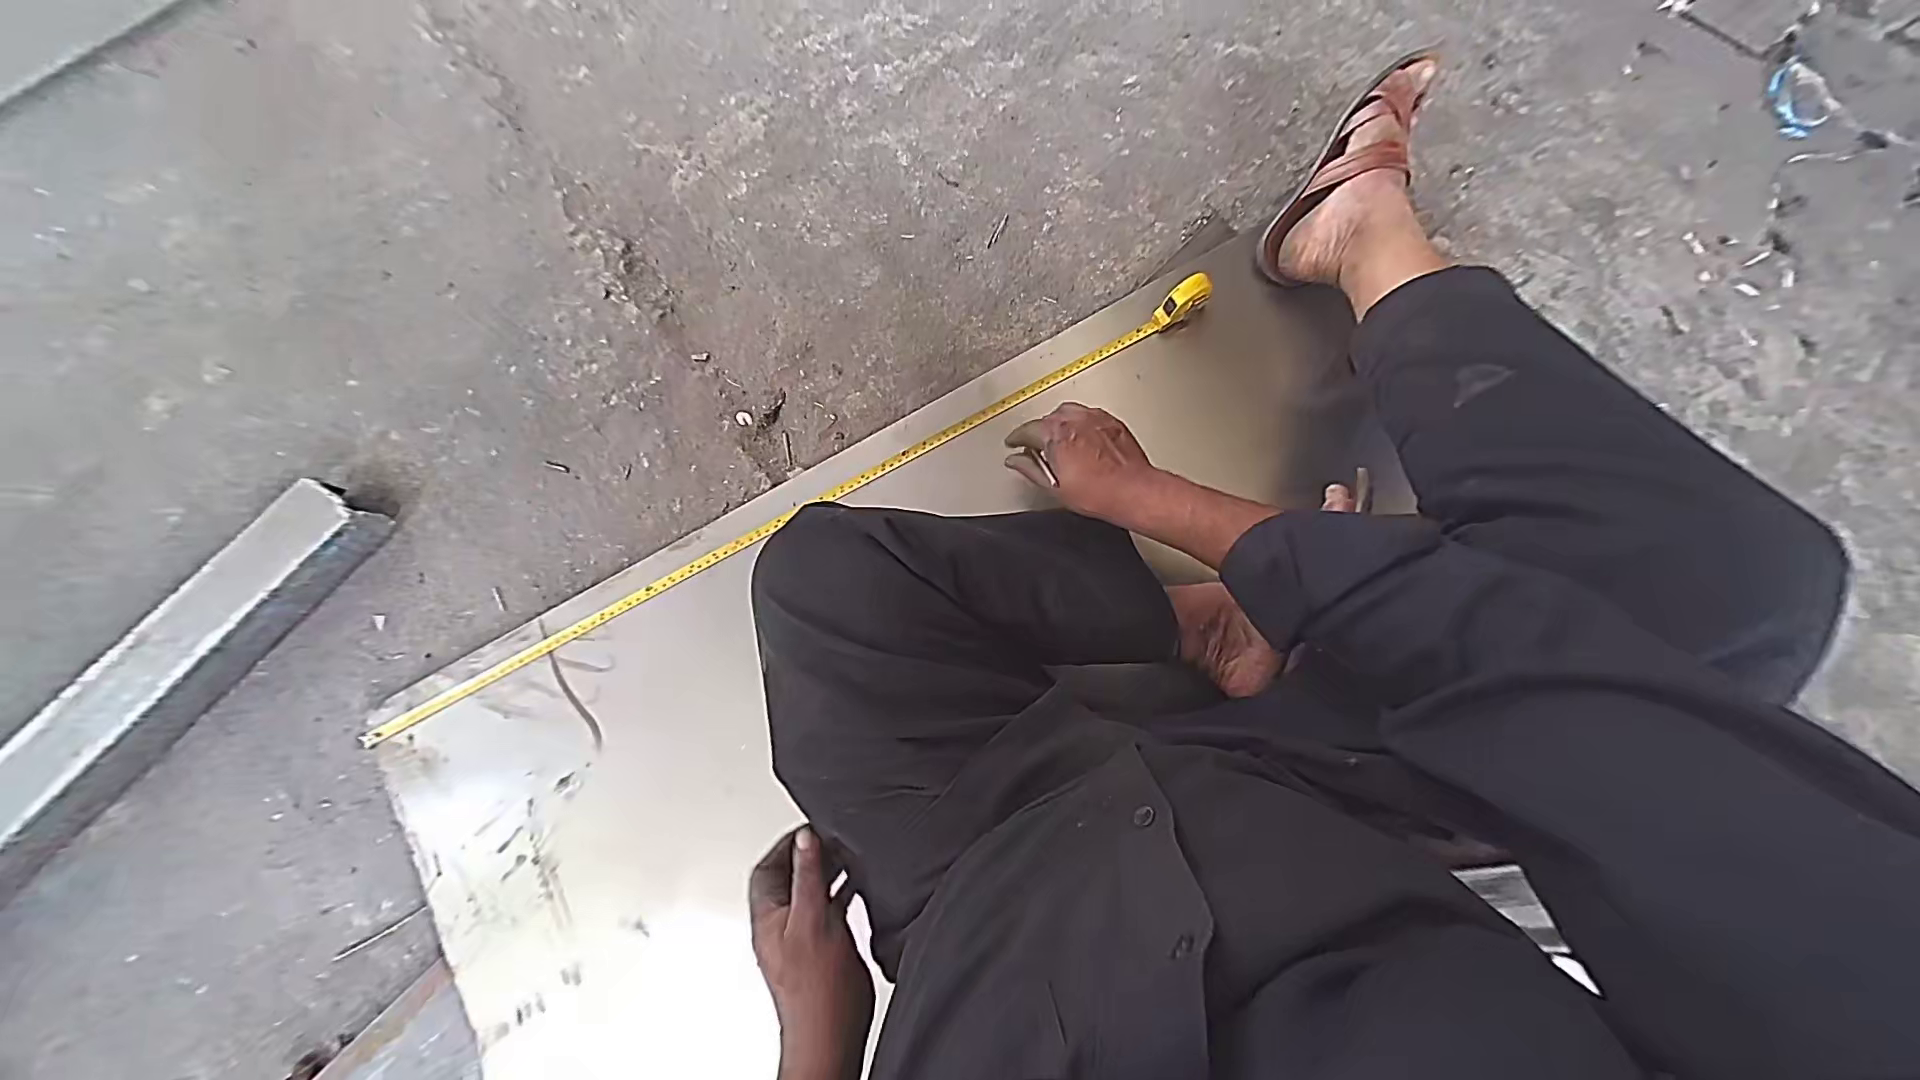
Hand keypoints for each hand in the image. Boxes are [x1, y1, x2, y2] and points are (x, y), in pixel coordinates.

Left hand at [749, 826, 873, 1079]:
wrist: (831, 1033)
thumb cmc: (815, 992)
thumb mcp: (811, 920)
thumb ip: (808, 876)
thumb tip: (805, 838)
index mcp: (769, 917)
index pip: (767, 868)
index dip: (786, 844)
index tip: (808, 827)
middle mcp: (784, 923)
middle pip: (790, 875)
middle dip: (809, 851)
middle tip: (830, 835)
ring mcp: (804, 933)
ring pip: (811, 888)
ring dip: (827, 868)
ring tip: (846, 851)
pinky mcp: (825, 942)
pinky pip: (830, 903)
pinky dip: (841, 887)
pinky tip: (858, 882)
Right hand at [1004, 403, 1163, 525]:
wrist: (1133, 491)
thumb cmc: (1099, 492)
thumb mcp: (1054, 487)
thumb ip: (1030, 469)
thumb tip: (1016, 461)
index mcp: (1055, 434)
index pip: (1026, 430)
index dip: (1016, 438)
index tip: (1013, 443)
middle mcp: (1075, 419)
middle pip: (1047, 419)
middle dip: (1039, 432)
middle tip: (1035, 448)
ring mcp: (1095, 418)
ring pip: (1068, 412)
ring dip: (1059, 424)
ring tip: (1058, 442)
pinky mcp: (1111, 422)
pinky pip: (1088, 415)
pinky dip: (1079, 424)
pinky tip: (1081, 438)